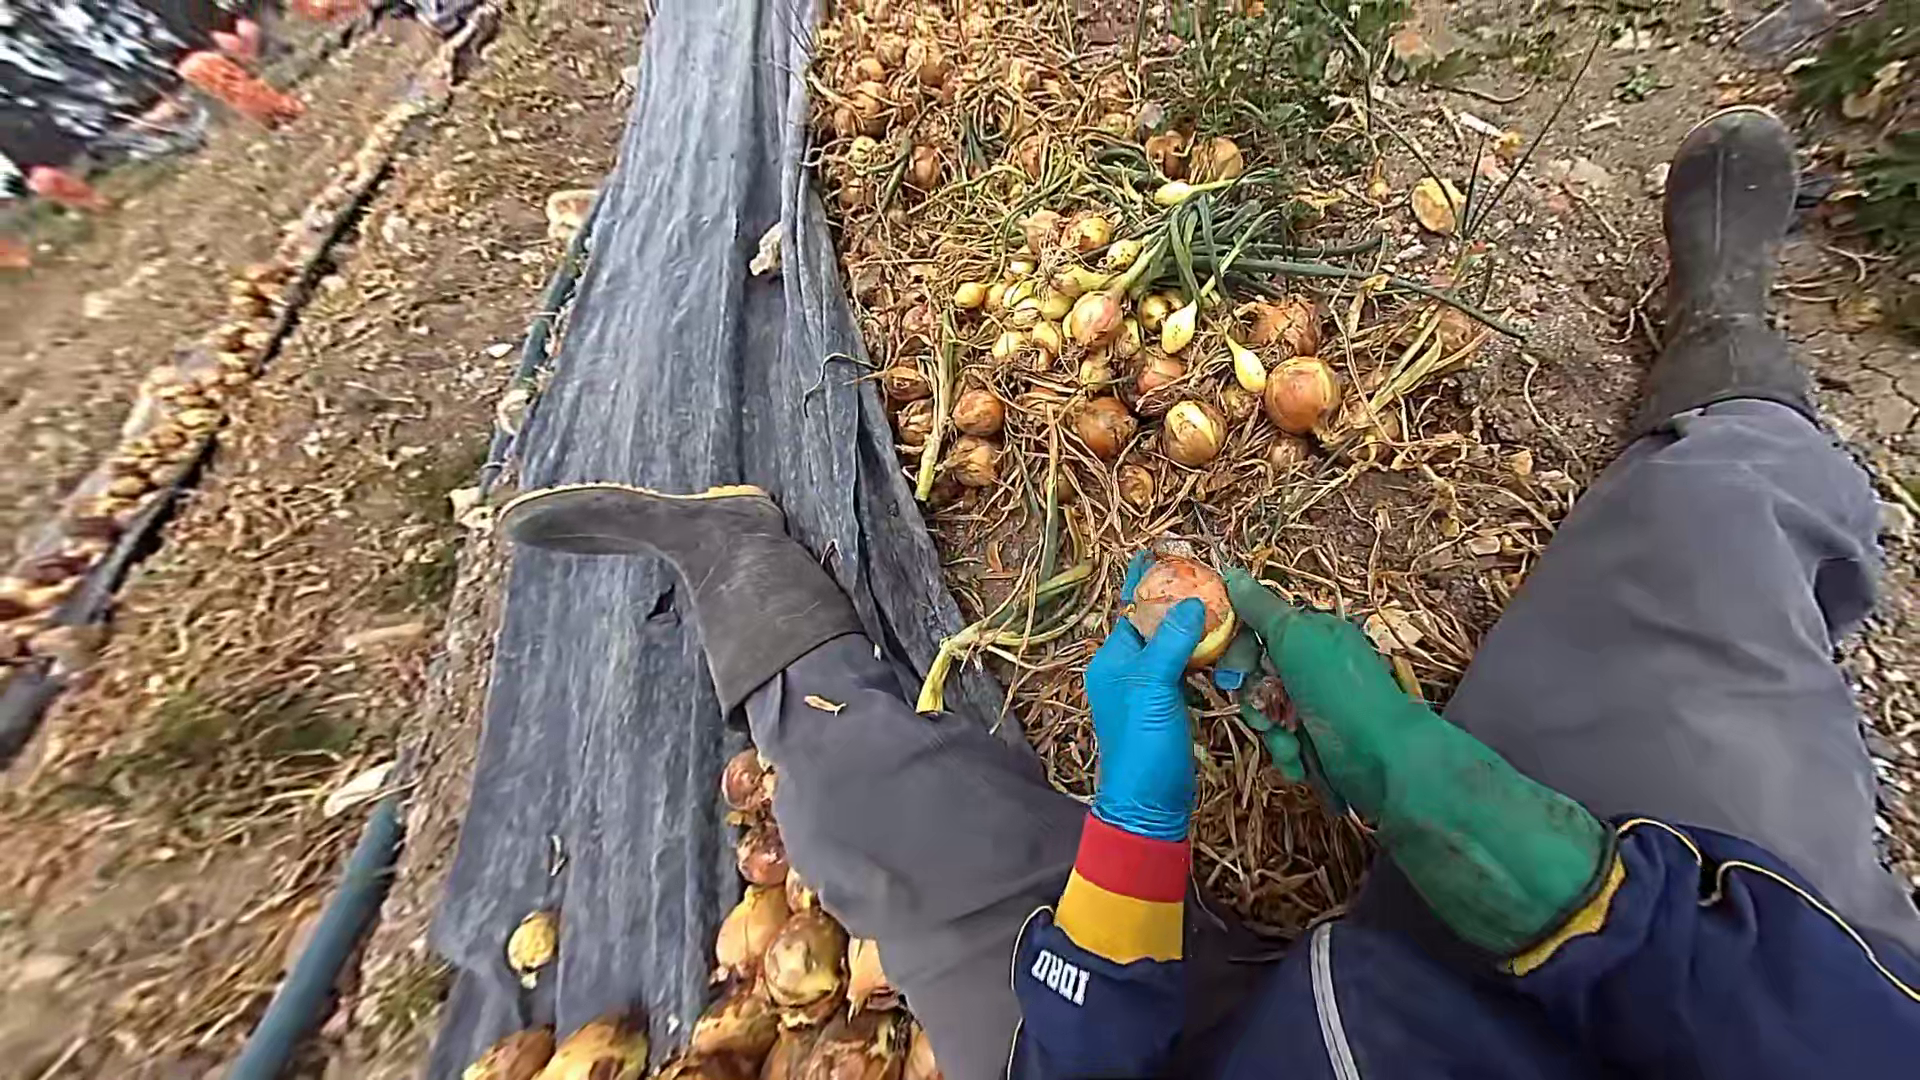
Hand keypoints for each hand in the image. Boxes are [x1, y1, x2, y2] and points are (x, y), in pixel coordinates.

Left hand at [1084, 553, 1204, 840]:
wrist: (1149, 802)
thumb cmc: (1144, 743)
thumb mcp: (1153, 687)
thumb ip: (1170, 644)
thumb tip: (1189, 603)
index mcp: (1112, 660)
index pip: (1130, 610)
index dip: (1144, 582)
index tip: (1158, 553)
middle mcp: (1125, 670)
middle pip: (1152, 626)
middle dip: (1177, 605)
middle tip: (1206, 582)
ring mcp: (1145, 689)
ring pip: (1170, 648)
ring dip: (1192, 632)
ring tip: (1219, 612)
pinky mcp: (1165, 707)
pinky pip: (1182, 672)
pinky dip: (1199, 661)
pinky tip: (1219, 653)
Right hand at [1223, 568, 1610, 954]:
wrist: (1388, 764)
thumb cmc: (1340, 692)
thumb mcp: (1295, 639)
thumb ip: (1260, 607)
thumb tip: (1231, 570)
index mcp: (1310, 630)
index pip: (1252, 629)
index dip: (1237, 652)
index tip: (1235, 672)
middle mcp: (1309, 661)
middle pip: (1252, 669)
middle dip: (1251, 693)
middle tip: (1263, 708)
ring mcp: (1313, 699)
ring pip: (1261, 704)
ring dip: (1266, 724)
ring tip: (1286, 738)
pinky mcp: (1316, 734)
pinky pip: (1279, 734)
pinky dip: (1283, 747)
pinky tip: (1297, 757)